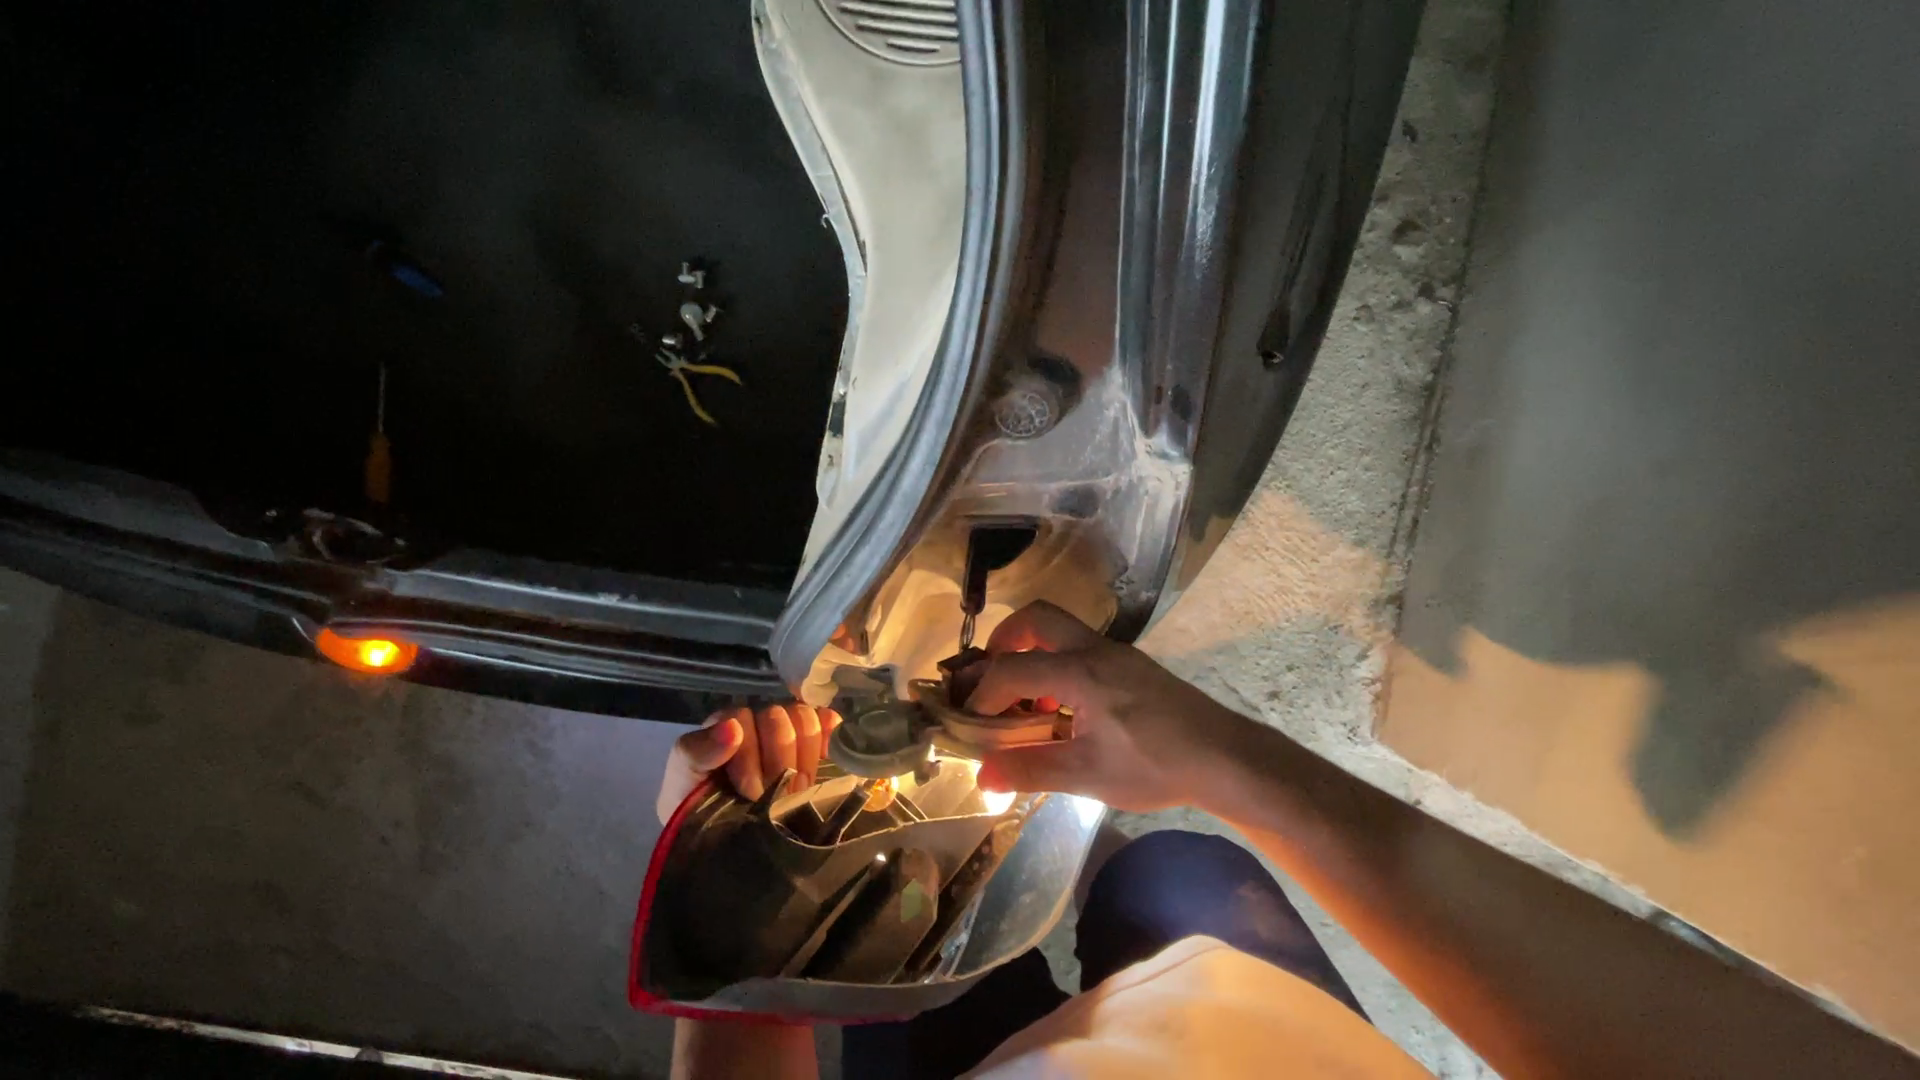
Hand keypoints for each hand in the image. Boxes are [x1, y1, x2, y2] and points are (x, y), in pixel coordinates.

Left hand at [656, 703, 842, 823]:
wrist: (719, 844)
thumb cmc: (696, 812)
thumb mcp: (683, 784)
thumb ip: (696, 752)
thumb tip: (732, 728)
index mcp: (724, 725)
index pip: (744, 719)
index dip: (751, 755)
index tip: (752, 792)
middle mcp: (757, 722)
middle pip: (780, 716)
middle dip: (782, 759)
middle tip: (781, 795)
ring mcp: (787, 731)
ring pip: (805, 718)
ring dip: (806, 754)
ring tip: (800, 789)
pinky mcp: (812, 745)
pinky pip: (826, 723)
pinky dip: (831, 733)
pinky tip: (830, 753)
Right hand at [966, 602, 1247, 812]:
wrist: (1223, 757)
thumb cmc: (1155, 766)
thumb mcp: (1088, 774)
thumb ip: (1031, 770)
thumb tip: (981, 777)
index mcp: (1080, 673)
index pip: (1012, 669)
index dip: (983, 694)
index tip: (972, 723)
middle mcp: (1094, 650)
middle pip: (1036, 618)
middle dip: (1003, 642)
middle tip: (990, 679)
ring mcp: (1116, 653)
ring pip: (1060, 628)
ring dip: (1030, 652)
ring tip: (1023, 701)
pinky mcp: (1130, 664)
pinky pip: (1080, 646)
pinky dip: (1055, 663)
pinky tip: (1062, 708)